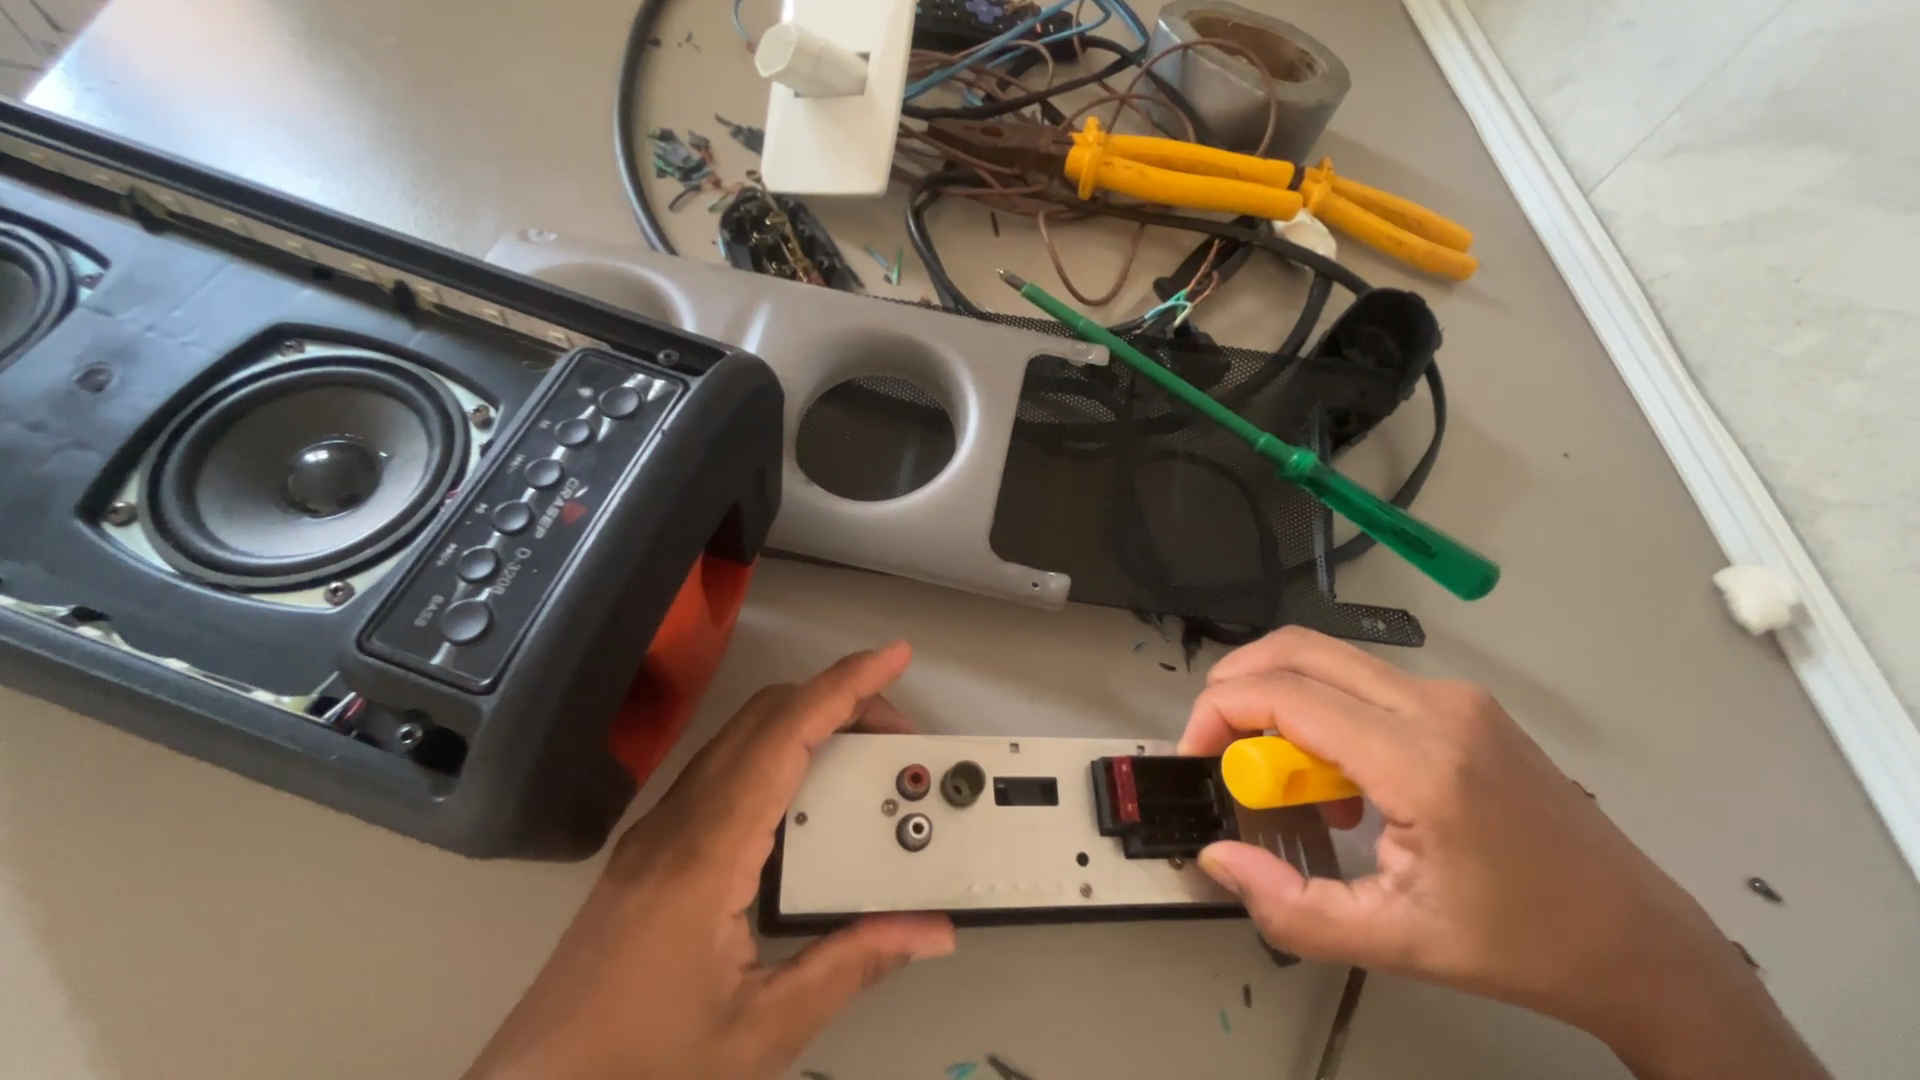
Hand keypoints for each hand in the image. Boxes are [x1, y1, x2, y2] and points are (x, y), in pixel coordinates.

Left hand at [465, 643, 954, 1079]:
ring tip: (866, 762)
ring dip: (807, 725)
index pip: (785, 735)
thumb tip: (930, 929)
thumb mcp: (763, 1028)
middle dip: (838, 701)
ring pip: (741, 738)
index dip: (845, 685)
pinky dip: (778, 755)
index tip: (893, 657)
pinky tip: (808, 800)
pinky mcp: (651, 849)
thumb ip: (852, 965)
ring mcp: (658, 831)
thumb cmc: (642, 1065)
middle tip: (899, 736)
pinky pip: (725, 772)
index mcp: (707, 852)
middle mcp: (678, 822)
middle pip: (764, 718)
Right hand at [1181, 628, 1826, 1079]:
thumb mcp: (1394, 941)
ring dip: (1280, 703)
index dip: (1219, 714)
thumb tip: (1216, 857)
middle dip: (1236, 687)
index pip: (1285, 694)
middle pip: (1299, 650)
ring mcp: (1456, 698)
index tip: (1195, 758)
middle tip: (1215, 747)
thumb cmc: (1521, 946)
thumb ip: (1288, 908)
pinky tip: (1338, 782)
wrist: (1643, 942)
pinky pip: (1364, 684)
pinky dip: (1323, 714)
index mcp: (1421, 761)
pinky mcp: (1464, 706)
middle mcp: (1437, 706)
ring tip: (1282, 780)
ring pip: (1329, 661)